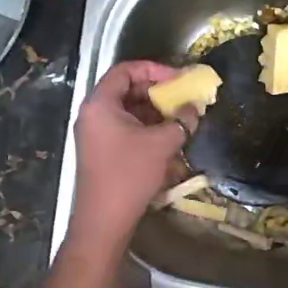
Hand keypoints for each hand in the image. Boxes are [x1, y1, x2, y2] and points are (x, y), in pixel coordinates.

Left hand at [71, 61, 194, 252]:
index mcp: (101, 104)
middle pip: (127, 90)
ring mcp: (96, 134)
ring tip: (180, 119)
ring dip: (156, 113)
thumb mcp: (162, 144)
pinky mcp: (102, 152)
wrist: (105, 218)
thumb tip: (194, 108)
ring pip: (129, 112)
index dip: (154, 69)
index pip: (125, 71)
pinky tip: (168, 140)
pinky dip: (147, 129)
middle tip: (183, 98)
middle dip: (158, 92)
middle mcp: (93, 114)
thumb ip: (181, 120)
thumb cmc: (130, 174)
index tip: (179, 78)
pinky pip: (126, 130)